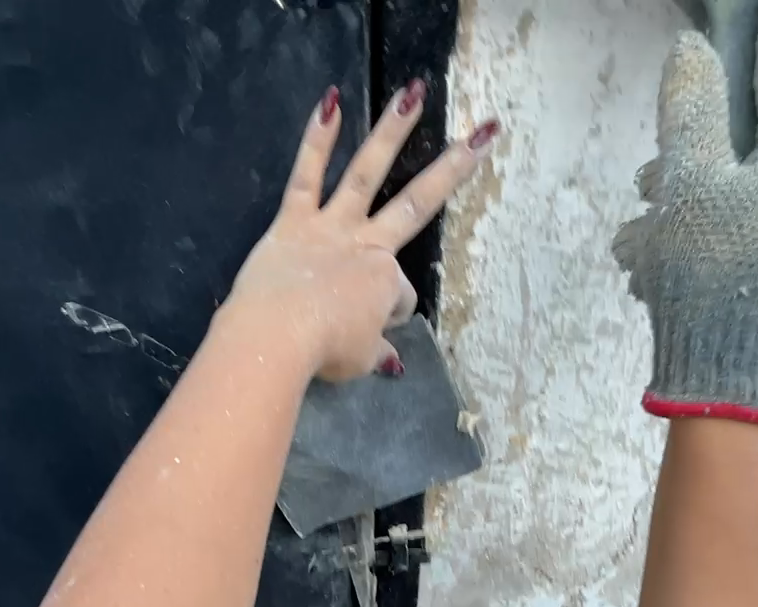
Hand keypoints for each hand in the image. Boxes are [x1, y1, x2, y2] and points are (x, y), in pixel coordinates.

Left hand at [222, 81, 498, 382]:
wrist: (276, 336)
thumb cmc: (323, 353)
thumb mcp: (359, 361)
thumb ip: (376, 351)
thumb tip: (391, 361)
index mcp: (386, 285)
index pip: (400, 298)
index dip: (389, 317)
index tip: (371, 334)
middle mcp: (368, 246)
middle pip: (417, 205)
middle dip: (453, 170)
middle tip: (481, 138)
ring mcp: (332, 226)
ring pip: (367, 173)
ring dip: (393, 132)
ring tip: (413, 94)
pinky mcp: (294, 218)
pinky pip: (306, 173)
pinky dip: (317, 140)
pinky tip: (330, 102)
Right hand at [613, 0, 757, 427]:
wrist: (722, 370)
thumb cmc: (709, 271)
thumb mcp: (689, 184)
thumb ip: (691, 112)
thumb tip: (691, 52)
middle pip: (749, 138)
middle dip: (691, 152)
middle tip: (648, 179)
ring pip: (731, 188)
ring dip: (679, 204)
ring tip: (638, 241)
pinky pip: (728, 229)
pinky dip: (690, 236)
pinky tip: (653, 263)